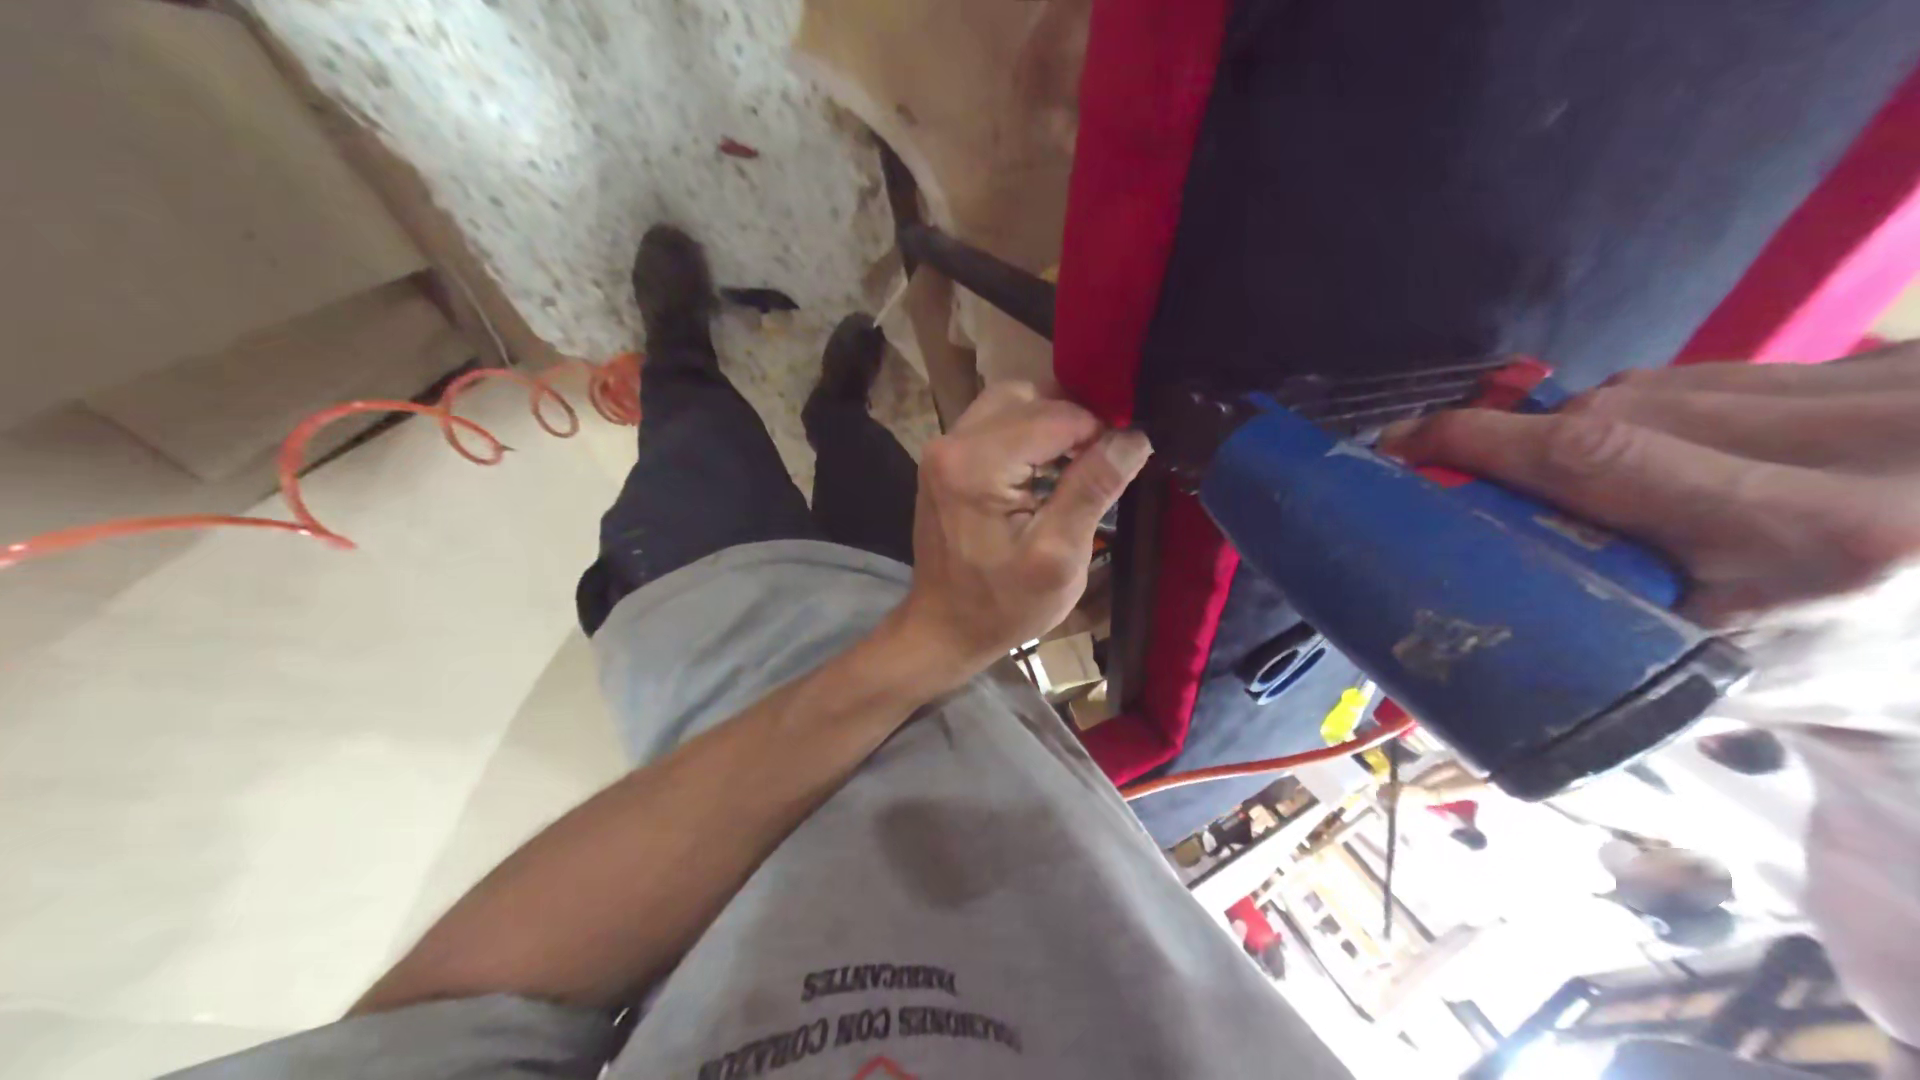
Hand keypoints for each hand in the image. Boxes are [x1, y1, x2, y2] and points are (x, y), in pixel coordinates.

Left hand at [893, 382, 1151, 683]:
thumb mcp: (1059, 556)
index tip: (1122, 460)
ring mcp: (943, 448)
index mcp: (975, 463)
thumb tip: (1134, 436)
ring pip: (1011, 404)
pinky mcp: (945, 460)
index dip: (1098, 431)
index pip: (1055, 416)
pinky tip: (1046, 468)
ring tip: (1077, 463)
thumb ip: (1093, 489)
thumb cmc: (1003, 605)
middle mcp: (951, 442)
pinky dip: (1026, 435)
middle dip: (1073, 421)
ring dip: (1050, 423)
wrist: (944, 628)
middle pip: (1030, 398)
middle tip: (1101, 460)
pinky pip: (993, 424)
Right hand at [1379, 345, 1919, 625]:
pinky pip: (1719, 374)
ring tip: (1587, 479)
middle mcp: (1870, 441)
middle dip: (1525, 437)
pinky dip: (1662, 411)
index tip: (1402, 442)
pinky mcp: (1898, 362)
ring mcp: (1895, 385)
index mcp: (1824, 539)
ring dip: (1592, 425)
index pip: (1598, 454)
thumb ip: (1618, 624)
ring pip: (1660, 382)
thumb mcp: (1741, 675)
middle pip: (1618, 408)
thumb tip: (1485, 587)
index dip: (1481, 438)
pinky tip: (1675, 455)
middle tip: (1471, 471)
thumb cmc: (1892, 674)